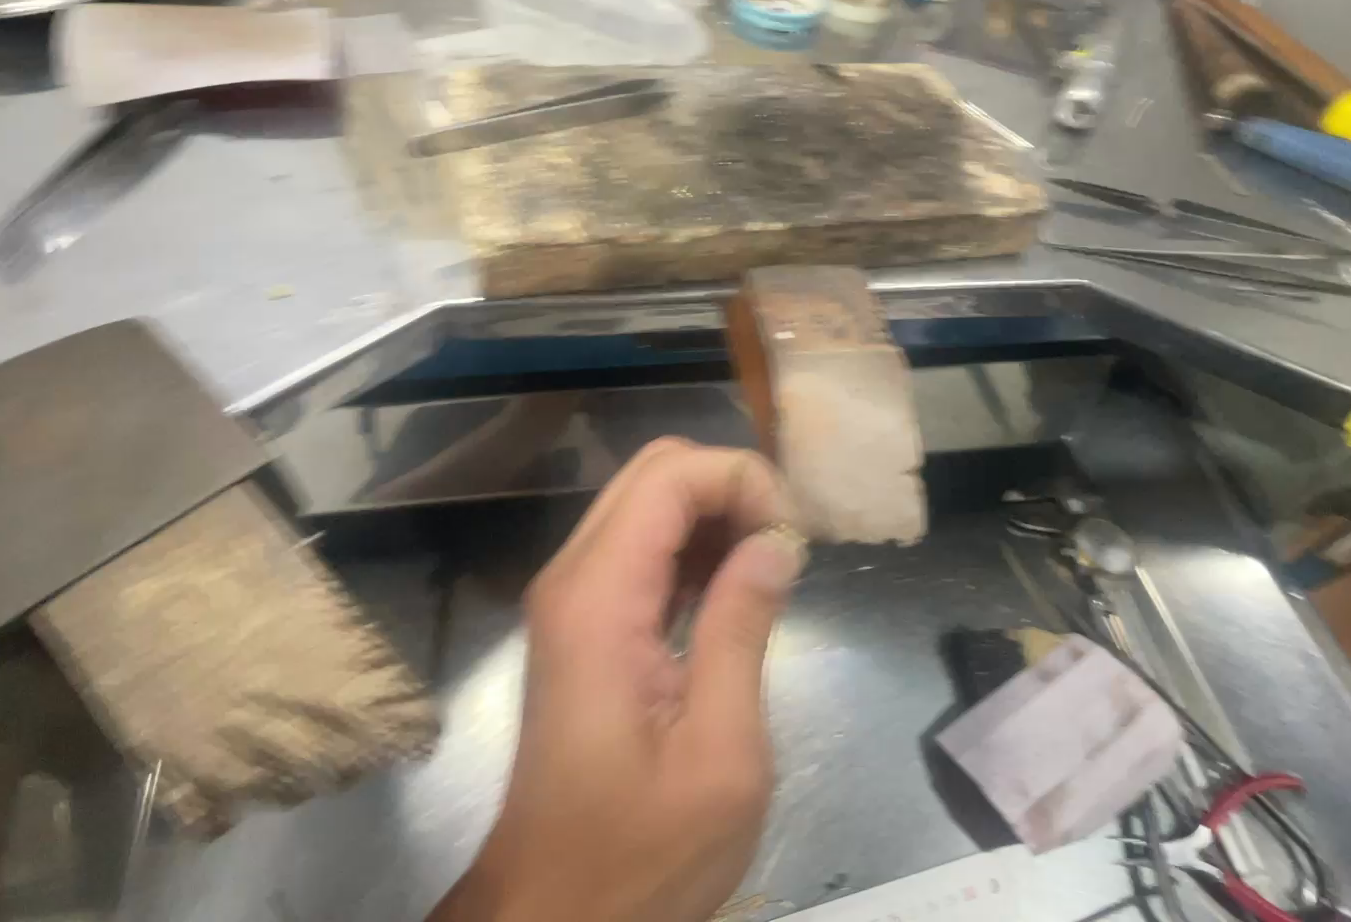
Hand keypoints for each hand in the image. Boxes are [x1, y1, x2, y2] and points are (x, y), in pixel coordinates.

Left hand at [431, 438, 805, 921]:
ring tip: (772, 567)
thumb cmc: (642, 851)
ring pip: (648, 500)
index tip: (796, 538)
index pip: (670, 475)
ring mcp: (572, 596)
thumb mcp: (721, 751)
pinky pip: (641, 547)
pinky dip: (694, 546)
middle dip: (731, 487)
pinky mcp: (583, 620)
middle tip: (786, 547)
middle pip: (655, 471)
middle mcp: (574, 577)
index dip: (743, 480)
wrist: (555, 910)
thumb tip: (776, 540)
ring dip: (716, 513)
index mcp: (599, 598)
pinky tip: (736, 588)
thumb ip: (743, 628)